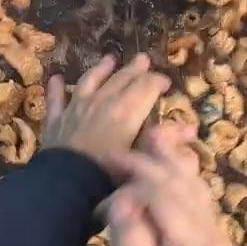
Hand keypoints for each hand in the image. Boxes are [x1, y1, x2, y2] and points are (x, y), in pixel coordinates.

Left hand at [42, 55, 170, 178]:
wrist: (66, 186)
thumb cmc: (109, 176)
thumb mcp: (143, 160)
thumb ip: (164, 141)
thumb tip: (189, 129)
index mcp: (127, 110)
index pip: (147, 87)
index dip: (158, 82)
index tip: (166, 83)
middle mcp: (103, 101)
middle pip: (121, 79)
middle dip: (135, 69)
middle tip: (143, 59)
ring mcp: (76, 108)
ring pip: (90, 81)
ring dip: (101, 69)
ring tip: (109, 59)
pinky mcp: (56, 119)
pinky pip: (56, 99)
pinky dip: (57, 88)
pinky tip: (56, 78)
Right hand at [104, 128, 236, 245]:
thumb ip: (133, 244)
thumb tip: (120, 198)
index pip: (167, 195)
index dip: (135, 175)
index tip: (103, 164)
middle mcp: (218, 238)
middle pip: (184, 186)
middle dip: (149, 164)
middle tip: (114, 152)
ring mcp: (216, 245)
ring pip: (194, 191)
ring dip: (167, 167)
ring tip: (148, 140)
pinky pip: (193, 206)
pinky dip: (175, 185)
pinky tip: (163, 173)